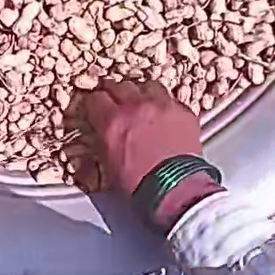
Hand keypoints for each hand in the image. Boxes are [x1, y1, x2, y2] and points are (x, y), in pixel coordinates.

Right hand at [77, 78, 220, 228]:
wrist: (175, 189)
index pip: (94, 99)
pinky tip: (160, 115)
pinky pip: (168, 98)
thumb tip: (101, 135)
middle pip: (118, 85)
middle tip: (111, 100)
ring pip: (146, 86)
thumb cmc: (140, 185)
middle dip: (112, 93)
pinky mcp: (183, 111)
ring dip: (139, 93)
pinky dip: (161, 104)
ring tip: (138, 103)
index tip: (92, 107)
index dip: (91, 103)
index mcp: (112, 122)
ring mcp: (162, 105)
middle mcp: (136, 107)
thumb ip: (102, 142)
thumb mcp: (107, 166)